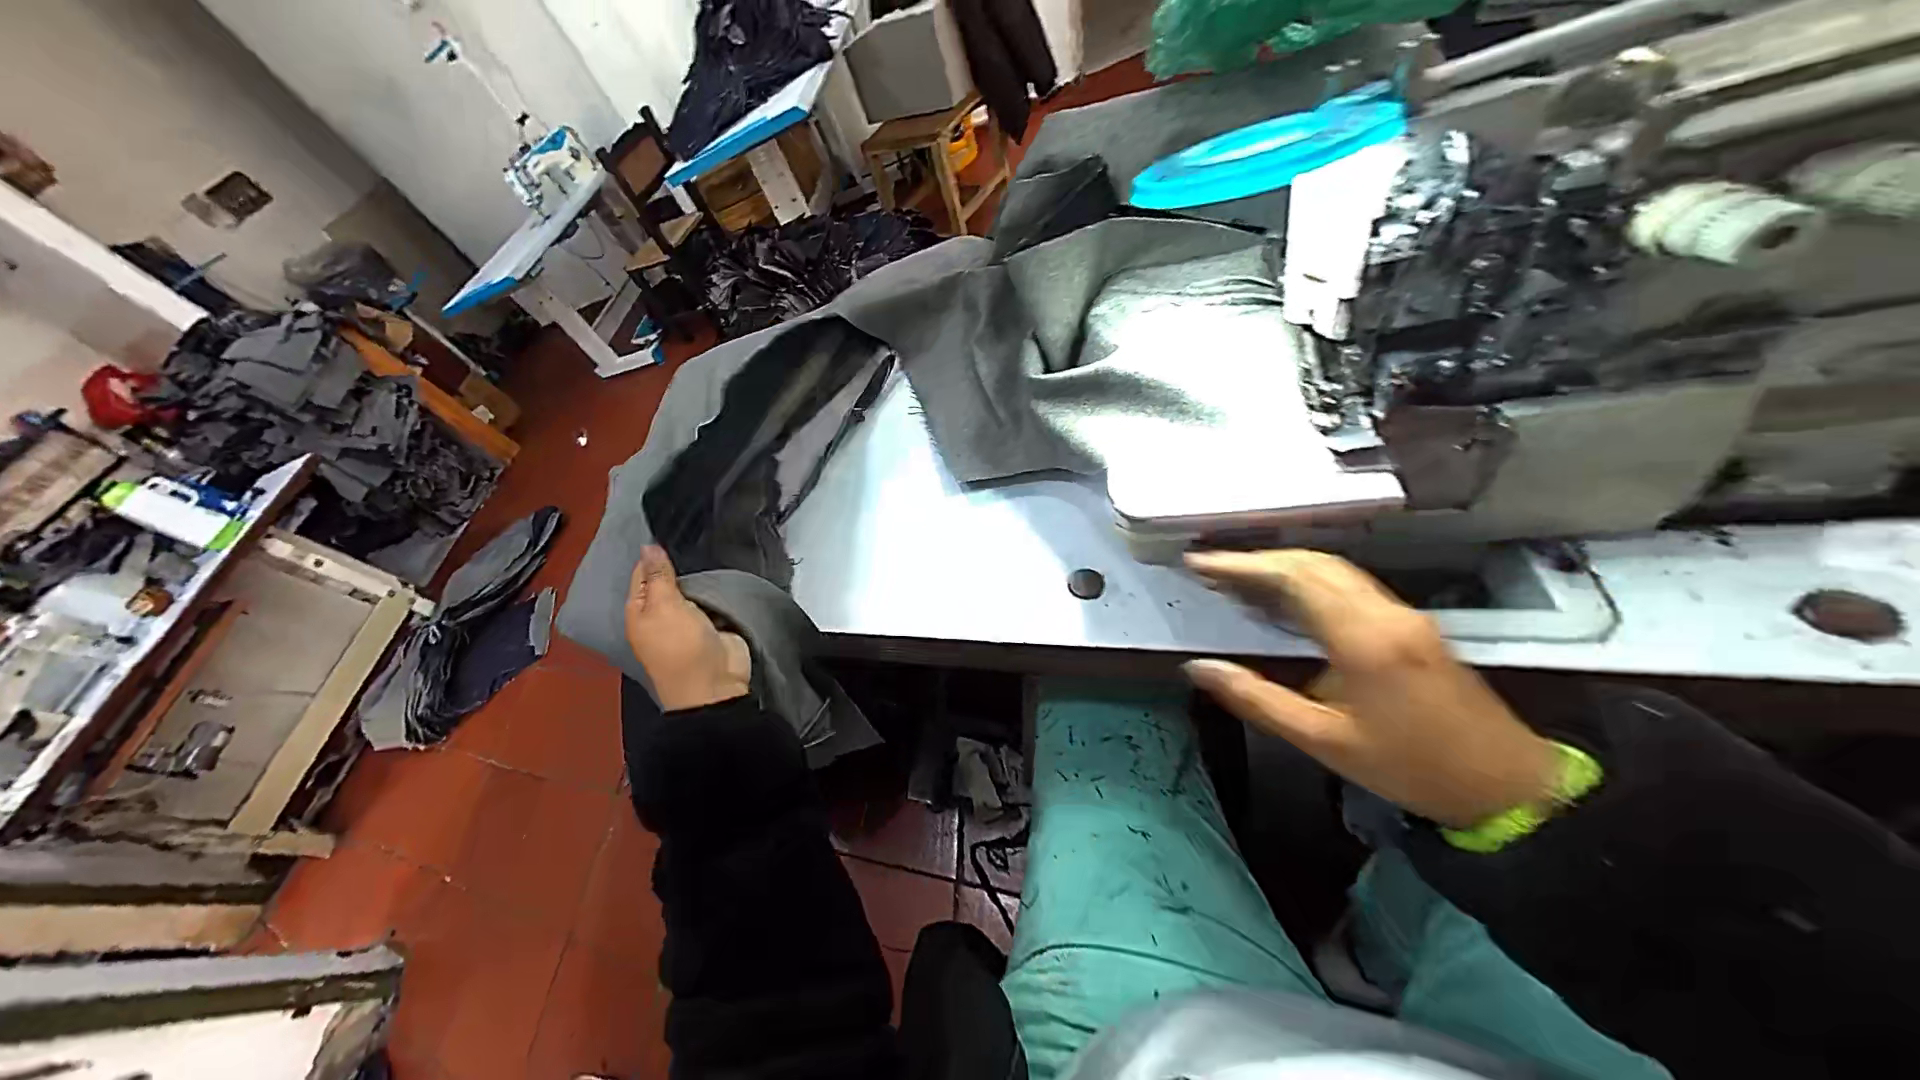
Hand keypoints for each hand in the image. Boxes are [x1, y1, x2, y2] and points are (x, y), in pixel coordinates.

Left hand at [625, 545, 751, 710]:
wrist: (715, 684)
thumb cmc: (681, 646)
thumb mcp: (664, 605)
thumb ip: (658, 575)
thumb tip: (648, 545)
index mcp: (639, 610)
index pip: (642, 572)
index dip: (654, 553)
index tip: (668, 528)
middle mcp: (661, 613)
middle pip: (669, 579)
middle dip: (680, 562)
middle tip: (694, 531)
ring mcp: (689, 619)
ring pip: (693, 588)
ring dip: (701, 574)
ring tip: (712, 544)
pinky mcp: (713, 624)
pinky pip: (714, 600)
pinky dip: (718, 589)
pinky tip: (725, 570)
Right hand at [1182, 549, 1557, 828]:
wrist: (1509, 785)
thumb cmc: (1412, 767)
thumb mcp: (1324, 740)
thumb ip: (1257, 700)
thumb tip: (1200, 669)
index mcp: (1363, 638)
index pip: (1294, 578)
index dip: (1242, 565)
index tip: (1201, 563)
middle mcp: (1384, 612)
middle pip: (1313, 563)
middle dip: (1258, 559)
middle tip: (1211, 569)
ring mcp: (1402, 614)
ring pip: (1333, 569)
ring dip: (1283, 566)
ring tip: (1237, 580)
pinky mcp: (1411, 624)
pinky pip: (1348, 585)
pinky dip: (1308, 580)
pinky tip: (1286, 599)